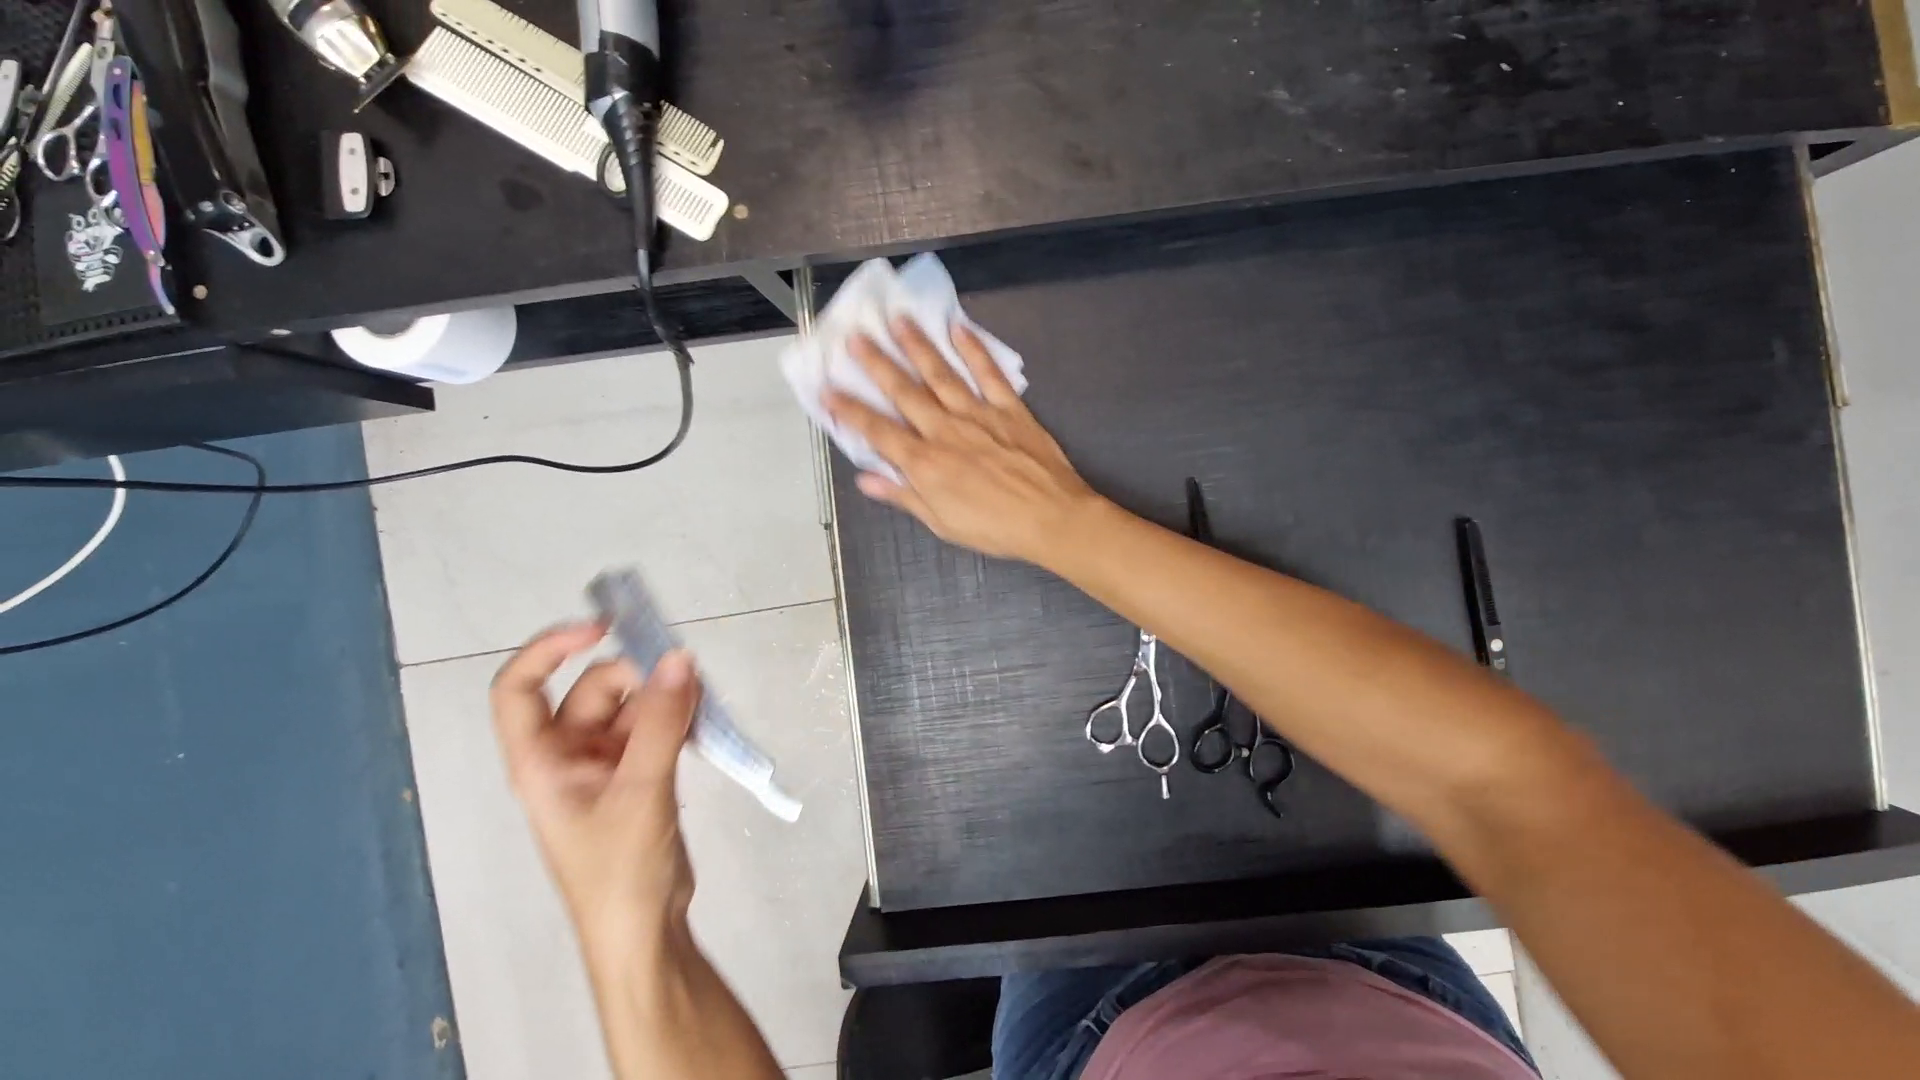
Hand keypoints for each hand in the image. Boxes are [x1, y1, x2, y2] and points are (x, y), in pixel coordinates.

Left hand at [490, 623, 701, 951]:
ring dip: (665, 698)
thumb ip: (661, 722)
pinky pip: (654, 730)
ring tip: (704, 701)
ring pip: (631, 708)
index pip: (519, 688)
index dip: (549, 650)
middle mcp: (566, 756)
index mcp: (540, 761)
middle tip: (686, 675)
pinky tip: (704, 721)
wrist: (644, 933)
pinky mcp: (637, 778)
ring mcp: (604, 767)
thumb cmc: (621, 870)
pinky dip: (677, 719)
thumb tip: (681, 658)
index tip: (602, 629)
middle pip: (592, 691)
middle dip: (637, 677)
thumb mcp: (641, 791)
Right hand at [825, 317, 1101, 563]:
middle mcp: (945, 431)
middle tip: (855, 337)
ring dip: (917, 345)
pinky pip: (988, 373)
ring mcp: (978, 415)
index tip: (827, 390)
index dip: (850, 411)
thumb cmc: (995, 528)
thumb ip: (904, 496)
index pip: (878, 432)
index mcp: (926, 463)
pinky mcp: (1009, 409)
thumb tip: (866, 479)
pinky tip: (958, 327)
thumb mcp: (942, 523)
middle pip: (905, 392)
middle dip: (877, 364)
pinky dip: (973, 349)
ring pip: (941, 373)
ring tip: (898, 319)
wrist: (1051, 518)